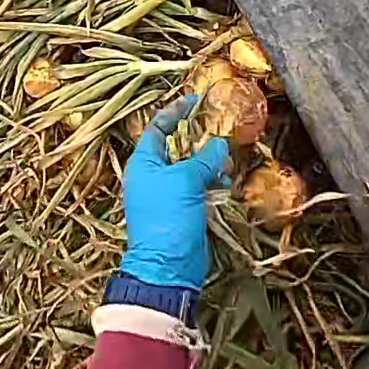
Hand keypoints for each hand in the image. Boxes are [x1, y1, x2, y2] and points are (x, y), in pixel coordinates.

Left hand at [119, 95, 229, 289]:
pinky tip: (225, 182)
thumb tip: (219, 142)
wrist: (168, 267)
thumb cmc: (168, 219)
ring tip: (225, 163)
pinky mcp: (183, 208)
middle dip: (199, 138)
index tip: (195, 102)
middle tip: (219, 130)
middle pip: (177, 146)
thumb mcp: (186, 181)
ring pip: (191, 166)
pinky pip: (199, 185)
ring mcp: (168, 193)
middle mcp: (153, 175)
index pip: (158, 128)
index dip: (175, 112)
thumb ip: (204, 157)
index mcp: (144, 163)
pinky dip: (212, 180)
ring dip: (209, 161)